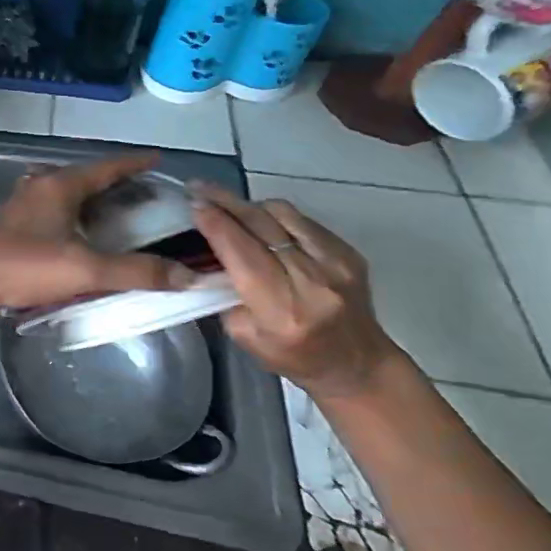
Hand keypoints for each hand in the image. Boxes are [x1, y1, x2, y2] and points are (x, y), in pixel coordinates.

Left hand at [0, 153, 196, 337]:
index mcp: (61, 185)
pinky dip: (78, 214)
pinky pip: (57, 210)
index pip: (107, 166)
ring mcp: (26, 204)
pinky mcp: (17, 225)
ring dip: (96, 199)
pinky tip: (85, 233)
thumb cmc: (26, 268)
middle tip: (147, 193)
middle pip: (89, 177)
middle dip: (118, 182)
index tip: (159, 160)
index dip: (135, 163)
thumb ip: (137, 272)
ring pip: (70, 193)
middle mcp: (43, 186)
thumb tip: (187, 276)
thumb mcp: (86, 270)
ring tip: (122, 212)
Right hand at [190, 183, 409, 399]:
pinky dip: (277, 216)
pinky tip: (262, 220)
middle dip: (226, 203)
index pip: (243, 254)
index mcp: (281, 310)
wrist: (355, 362)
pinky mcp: (348, 252)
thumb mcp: (246, 337)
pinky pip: (304, 221)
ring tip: (228, 203)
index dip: (217, 225)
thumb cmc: (294, 356)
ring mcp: (334, 263)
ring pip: (283, 214)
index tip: (194, 205)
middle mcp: (310, 281)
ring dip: (251, 205)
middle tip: (200, 188)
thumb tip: (210, 257)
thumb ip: (227, 296)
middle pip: (261, 226)